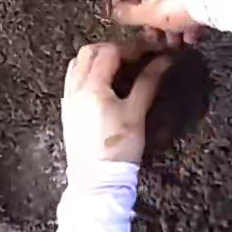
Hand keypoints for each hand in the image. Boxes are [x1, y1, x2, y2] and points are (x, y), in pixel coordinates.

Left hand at [62, 42, 171, 168]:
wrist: (96, 183)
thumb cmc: (118, 150)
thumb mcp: (136, 113)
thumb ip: (148, 82)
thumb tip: (163, 61)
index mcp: (92, 87)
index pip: (109, 52)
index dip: (131, 48)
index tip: (149, 51)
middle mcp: (75, 89)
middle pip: (89, 52)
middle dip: (112, 48)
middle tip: (134, 56)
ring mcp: (69, 99)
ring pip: (78, 64)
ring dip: (97, 58)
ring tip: (119, 66)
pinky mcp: (68, 110)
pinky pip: (73, 79)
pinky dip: (88, 71)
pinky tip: (104, 82)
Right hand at [108, 0, 205, 46]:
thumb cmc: (180, 0)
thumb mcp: (147, 15)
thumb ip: (127, 15)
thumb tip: (116, 14)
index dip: (117, 0)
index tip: (121, 17)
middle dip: (150, 19)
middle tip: (156, 37)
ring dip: (171, 22)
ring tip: (180, 40)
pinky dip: (187, 14)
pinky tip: (195, 33)